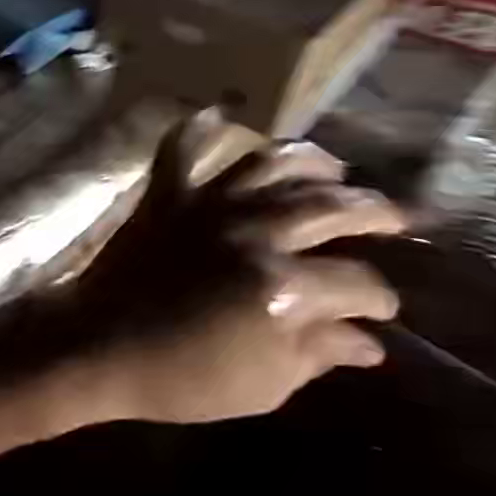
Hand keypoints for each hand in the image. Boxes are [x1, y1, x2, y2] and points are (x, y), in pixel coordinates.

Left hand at [66, 111, 404, 424]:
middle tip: (396, 215)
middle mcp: (252, 229)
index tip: (385, 308)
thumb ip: (320, 354)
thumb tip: (370, 341)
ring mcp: (207, 202)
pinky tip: (217, 110)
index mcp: (282, 285)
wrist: (100, 347)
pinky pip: (183, 148)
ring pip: (270, 163)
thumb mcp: (264, 385)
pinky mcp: (168, 192)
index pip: (356, 282)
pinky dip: (198, 127)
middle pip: (329, 208)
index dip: (380, 297)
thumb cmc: (183, 377)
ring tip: (336, 168)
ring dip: (309, 161)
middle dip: (374, 212)